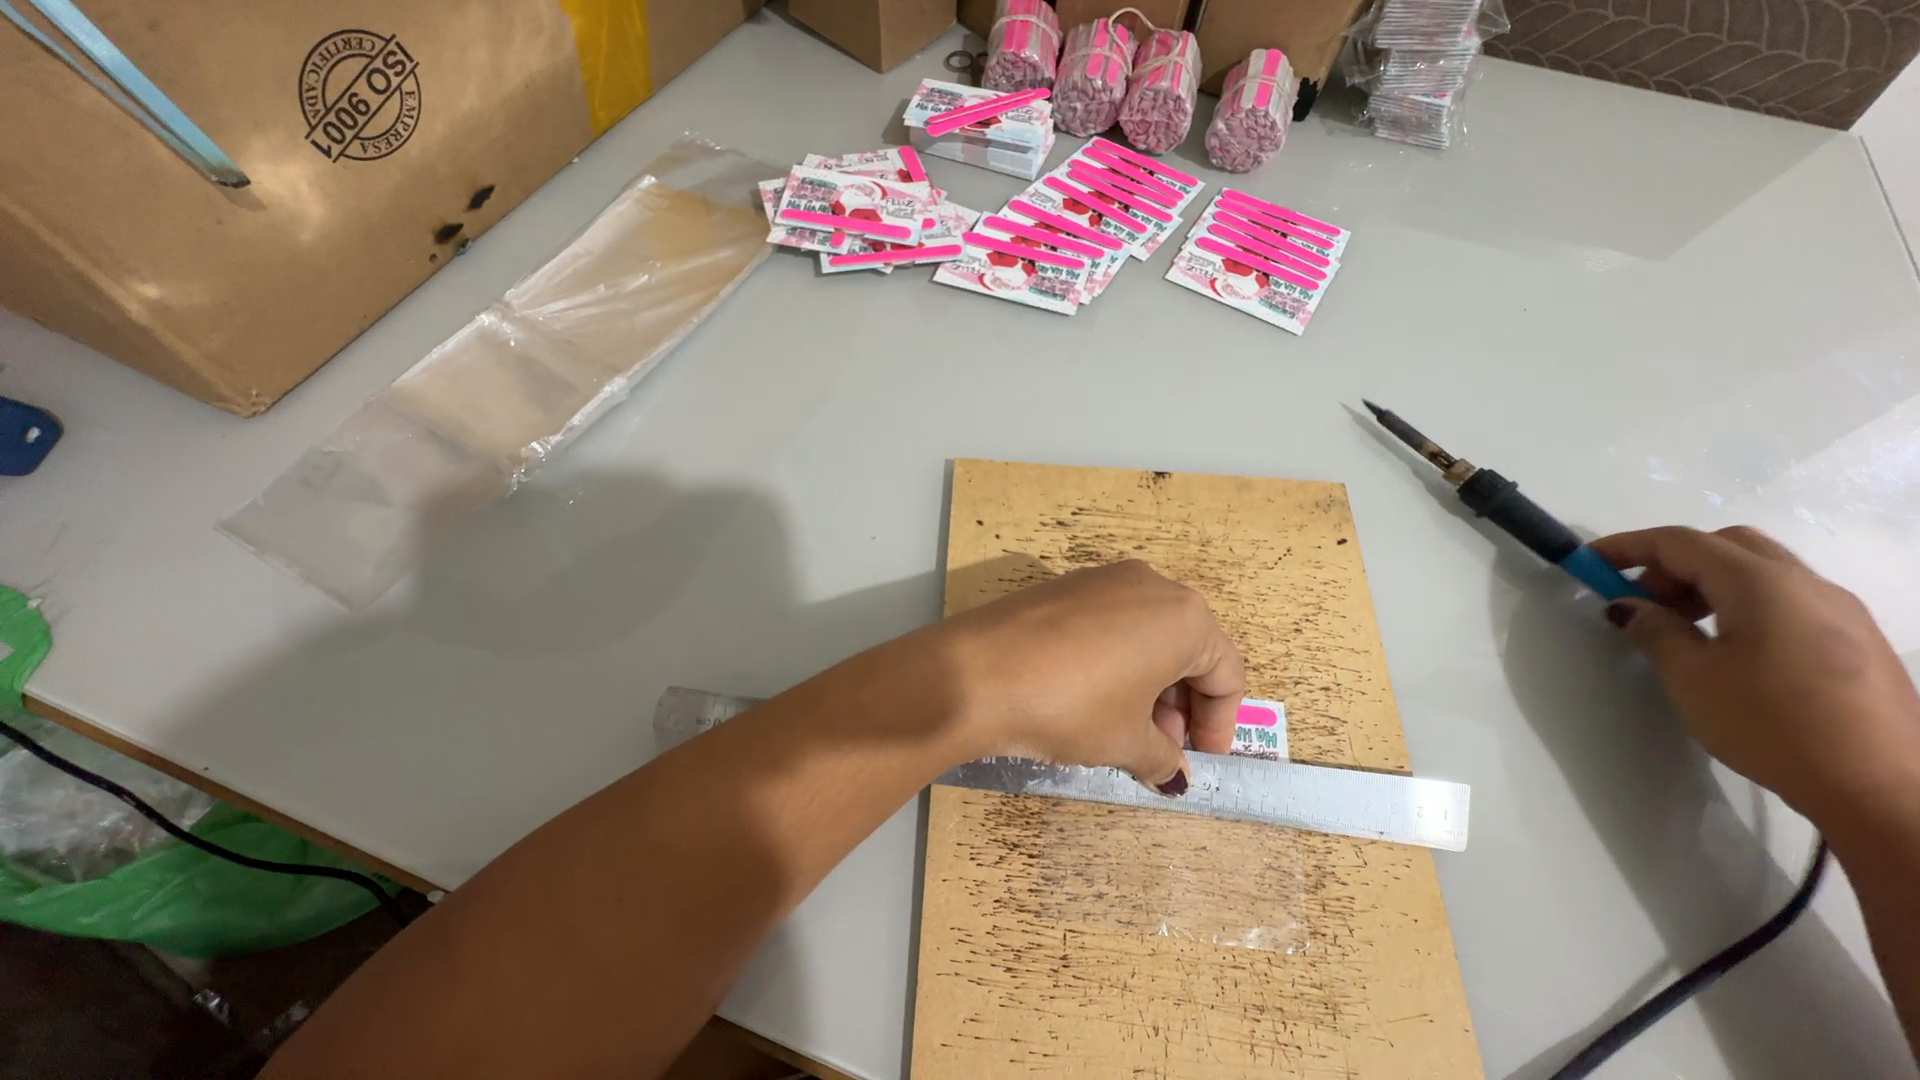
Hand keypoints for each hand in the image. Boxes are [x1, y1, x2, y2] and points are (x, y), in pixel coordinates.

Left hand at [935, 560, 1245, 795]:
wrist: (973, 674)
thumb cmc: (1070, 706)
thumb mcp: (1124, 741)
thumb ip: (1162, 757)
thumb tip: (1174, 774)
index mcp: (1184, 617)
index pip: (1226, 674)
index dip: (1219, 725)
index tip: (1202, 760)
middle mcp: (1151, 585)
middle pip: (1188, 650)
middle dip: (1181, 706)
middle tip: (1160, 750)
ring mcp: (1104, 580)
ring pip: (1148, 636)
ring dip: (1149, 686)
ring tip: (1125, 731)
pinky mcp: (1065, 586)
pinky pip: (1111, 626)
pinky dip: (1116, 662)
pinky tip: (1091, 699)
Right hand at [1593, 526, 1919, 824]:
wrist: (1883, 789)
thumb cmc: (1772, 724)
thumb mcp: (1692, 677)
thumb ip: (1656, 631)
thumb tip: (1630, 606)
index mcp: (1762, 584)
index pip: (1682, 543)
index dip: (1627, 547)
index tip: (1587, 563)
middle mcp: (1806, 584)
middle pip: (1727, 546)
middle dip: (1673, 563)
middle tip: (1640, 601)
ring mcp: (1840, 611)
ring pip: (1761, 571)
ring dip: (1708, 584)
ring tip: (1678, 627)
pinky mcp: (1855, 640)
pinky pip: (1786, 599)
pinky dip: (1742, 603)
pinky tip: (1727, 647)